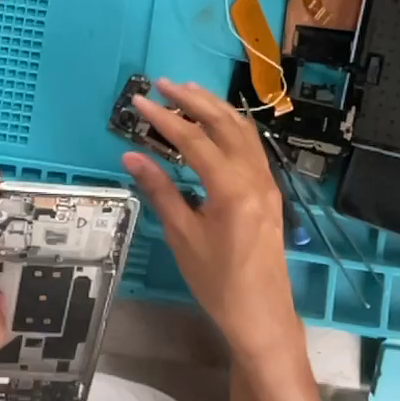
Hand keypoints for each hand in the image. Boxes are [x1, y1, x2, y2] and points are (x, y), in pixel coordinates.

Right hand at [120, 78, 304, 362]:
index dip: (164, 117)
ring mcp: (266, 182)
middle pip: (223, 123)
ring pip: (242, 130)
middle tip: (163, 84)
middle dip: (193, 100)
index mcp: (231, 188)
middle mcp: (254, 177)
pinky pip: (250, 145)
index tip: (139, 101)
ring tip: (187, 92)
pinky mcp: (268, 191)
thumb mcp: (182, 236)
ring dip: (214, 108)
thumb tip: (131, 154)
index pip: (193, 140)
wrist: (262, 316)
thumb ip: (159, 190)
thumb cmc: (217, 281)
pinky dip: (229, 126)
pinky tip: (213, 124)